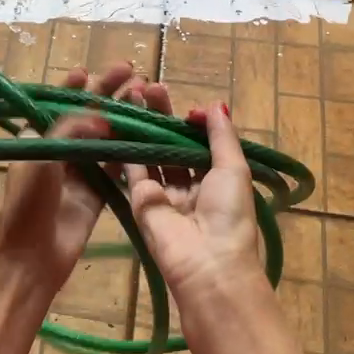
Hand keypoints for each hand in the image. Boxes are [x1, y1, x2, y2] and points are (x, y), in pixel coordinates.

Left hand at [0, 62, 169, 295]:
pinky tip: (147, 129)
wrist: (32, 257)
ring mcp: (80, 171)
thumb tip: (103, 115)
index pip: (58, 104)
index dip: (74, 86)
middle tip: (132, 71)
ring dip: (123, 116)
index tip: (90, 70)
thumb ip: (72, 128)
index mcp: (37, 138)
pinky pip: (116, 164)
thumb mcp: (43, 154)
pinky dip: (130, 147)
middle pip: (87, 115)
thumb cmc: (30, 201)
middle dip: (107, 93)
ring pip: (105, 136)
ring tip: (145, 93)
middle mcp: (59, 150)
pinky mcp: (98, 193)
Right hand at [123, 101, 263, 337]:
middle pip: (173, 145)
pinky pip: (133, 171)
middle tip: (150, 87)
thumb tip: (213, 104)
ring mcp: (164, 194)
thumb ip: (222, 135)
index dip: (191, 123)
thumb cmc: (229, 215)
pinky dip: (126, 147)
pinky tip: (119, 119)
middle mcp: (191, 186)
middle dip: (163, 117)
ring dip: (144, 126)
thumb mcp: (234, 169)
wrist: (206, 266)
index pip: (201, 144)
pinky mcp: (139, 202)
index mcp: (218, 181)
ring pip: (152, 153)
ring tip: (133, 94)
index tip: (183, 103)